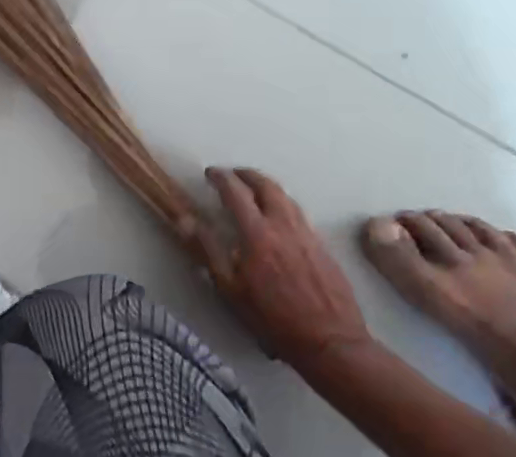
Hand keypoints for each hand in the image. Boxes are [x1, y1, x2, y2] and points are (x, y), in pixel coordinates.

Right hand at [188, 167, 372, 367]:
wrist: (331, 342)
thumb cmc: (274, 319)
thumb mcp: (232, 290)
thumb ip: (208, 250)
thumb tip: (185, 219)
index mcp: (257, 233)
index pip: (235, 191)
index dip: (220, 177)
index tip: (210, 174)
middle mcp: (283, 224)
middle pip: (264, 184)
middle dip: (245, 174)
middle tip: (232, 175)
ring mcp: (306, 232)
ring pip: (284, 195)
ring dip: (265, 185)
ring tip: (254, 190)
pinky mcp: (322, 244)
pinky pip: (298, 211)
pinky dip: (282, 203)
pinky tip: (279, 216)